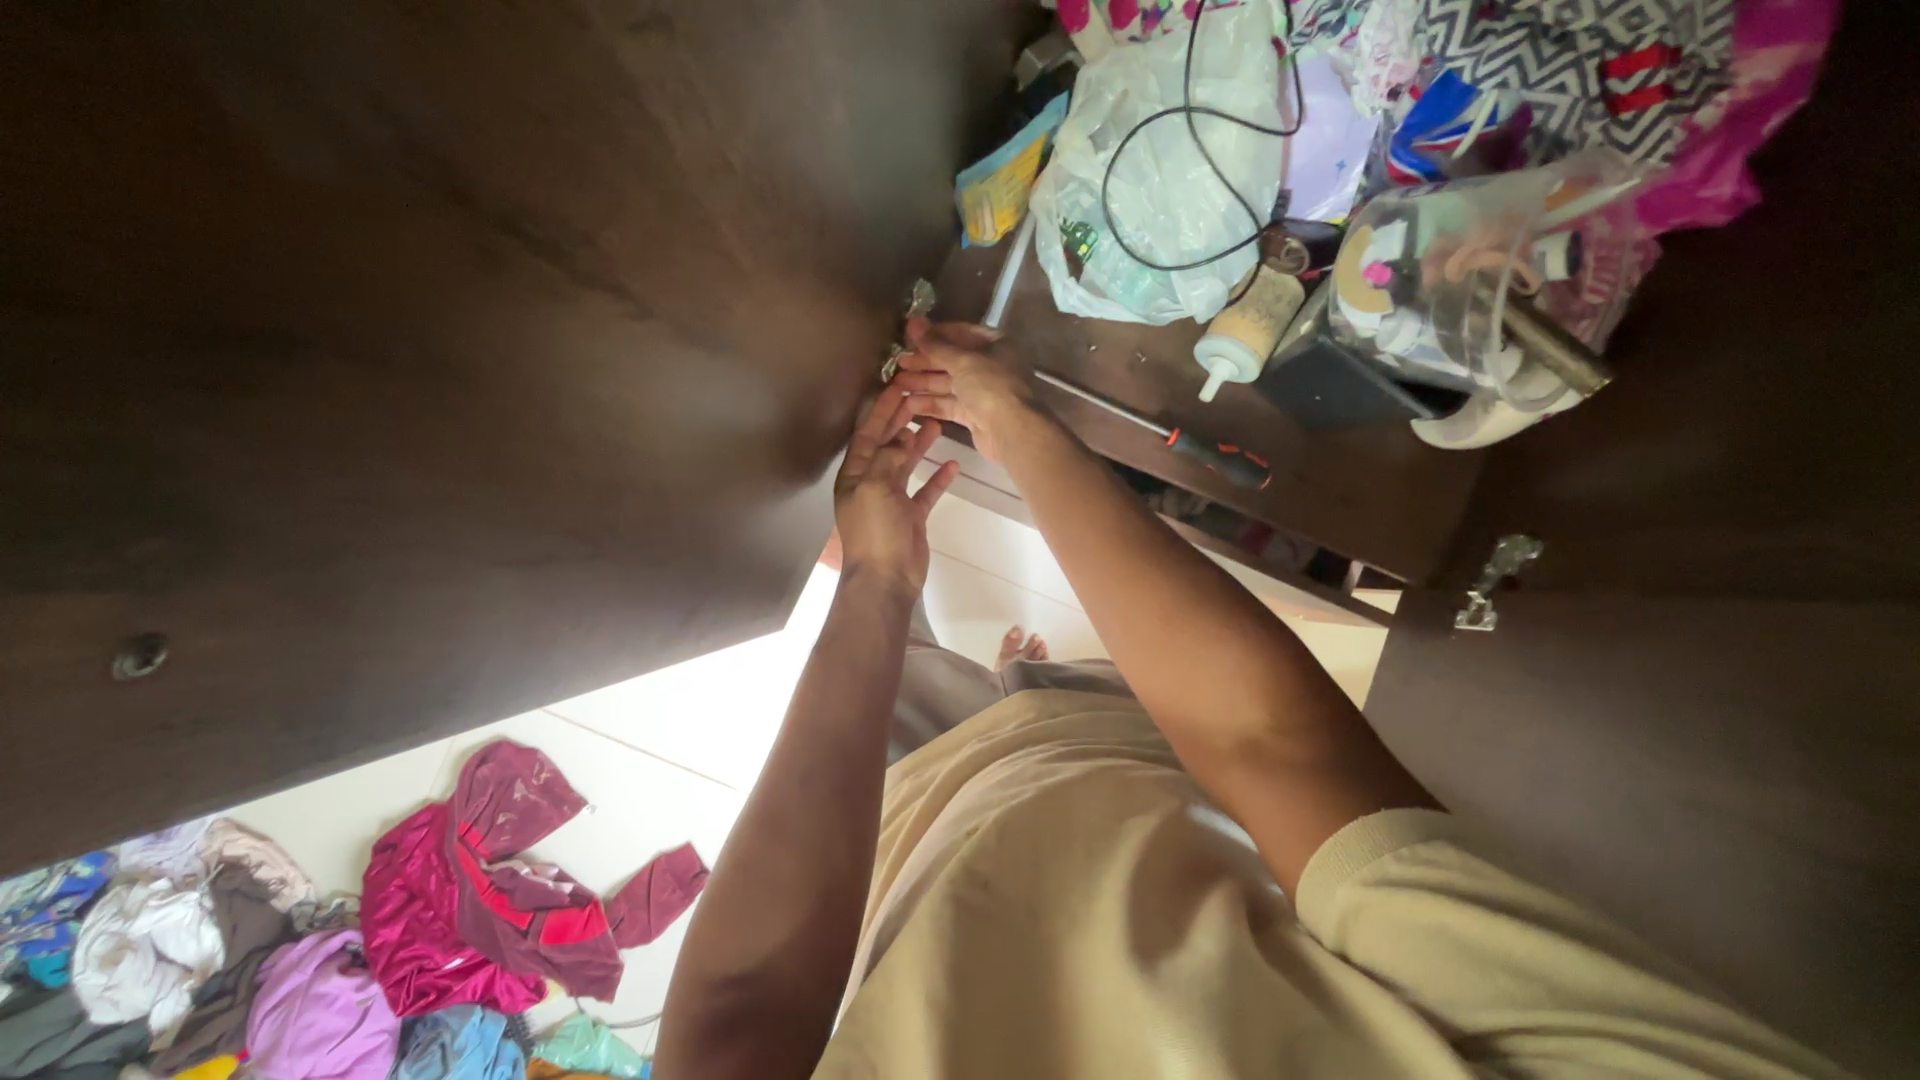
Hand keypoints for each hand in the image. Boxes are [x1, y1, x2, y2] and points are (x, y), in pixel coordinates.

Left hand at [833, 389, 958, 594]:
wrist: (886, 578)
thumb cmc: (876, 531)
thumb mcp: (876, 487)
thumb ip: (889, 458)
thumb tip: (902, 436)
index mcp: (855, 475)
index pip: (868, 435)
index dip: (881, 411)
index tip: (897, 387)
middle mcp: (871, 484)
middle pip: (886, 445)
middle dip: (901, 422)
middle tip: (919, 398)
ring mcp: (891, 501)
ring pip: (906, 465)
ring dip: (919, 445)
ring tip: (937, 424)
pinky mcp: (910, 517)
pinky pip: (925, 491)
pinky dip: (937, 478)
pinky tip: (952, 464)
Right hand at [895, 317, 1038, 462]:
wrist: (1012, 431)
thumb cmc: (991, 386)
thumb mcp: (963, 361)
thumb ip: (936, 345)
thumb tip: (913, 322)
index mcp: (996, 345)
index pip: (961, 333)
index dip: (935, 334)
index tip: (910, 337)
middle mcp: (991, 366)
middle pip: (953, 360)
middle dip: (925, 362)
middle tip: (898, 362)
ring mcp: (983, 392)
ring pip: (949, 384)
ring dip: (923, 383)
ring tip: (896, 384)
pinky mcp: (975, 415)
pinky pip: (950, 405)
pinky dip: (931, 404)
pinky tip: (909, 403)